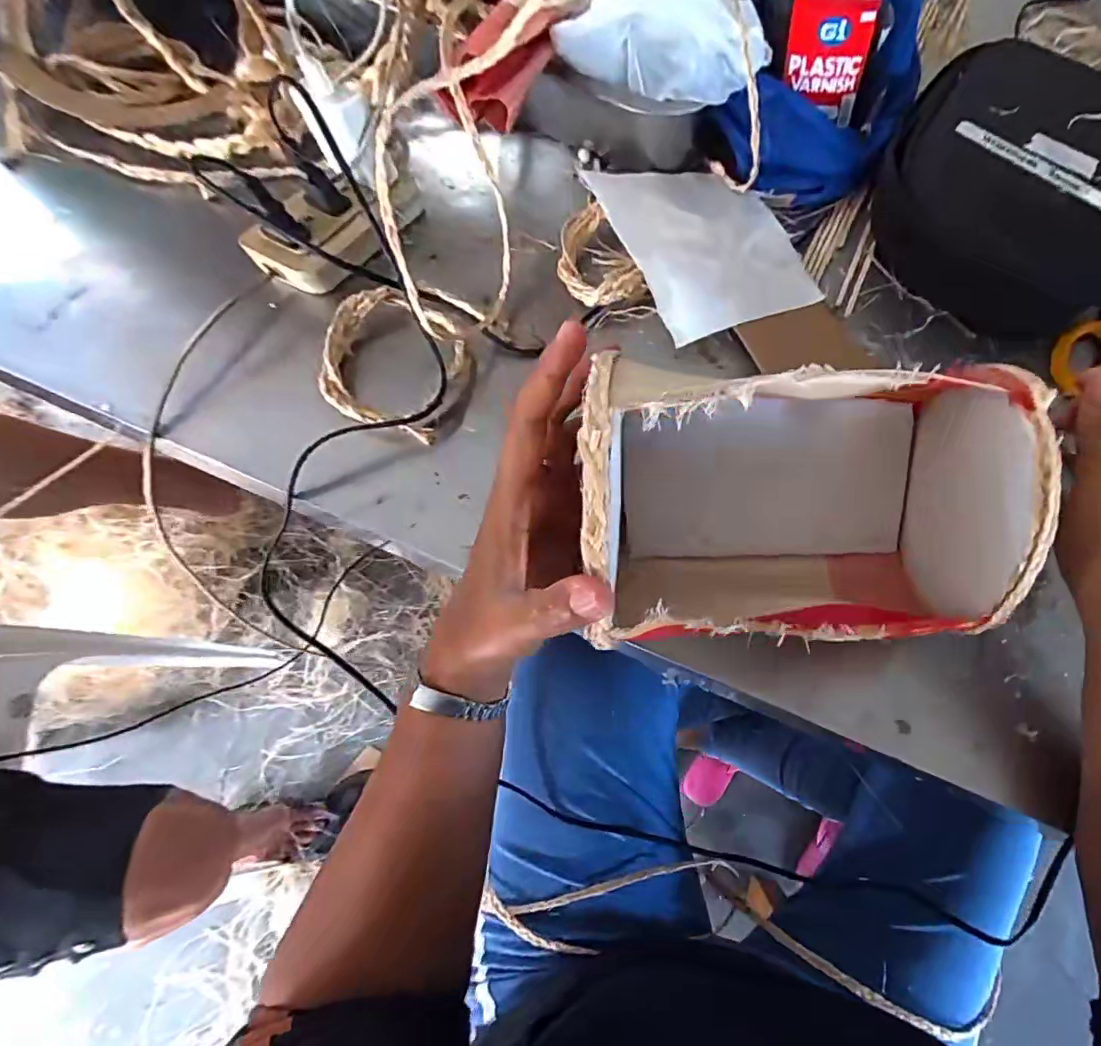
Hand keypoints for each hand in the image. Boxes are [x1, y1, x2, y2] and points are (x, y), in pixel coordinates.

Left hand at [419, 321, 612, 700]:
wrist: (472, 653)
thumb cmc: (487, 630)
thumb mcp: (520, 622)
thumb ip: (556, 607)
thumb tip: (601, 591)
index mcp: (514, 500)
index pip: (530, 425)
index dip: (550, 378)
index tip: (574, 336)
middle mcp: (529, 493)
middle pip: (548, 422)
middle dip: (571, 380)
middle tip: (611, 348)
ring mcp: (545, 508)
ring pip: (564, 444)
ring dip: (586, 409)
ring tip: (625, 383)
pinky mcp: (560, 525)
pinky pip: (581, 475)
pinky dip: (600, 450)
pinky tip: (627, 443)